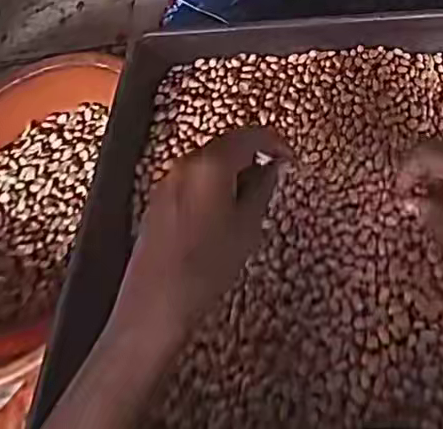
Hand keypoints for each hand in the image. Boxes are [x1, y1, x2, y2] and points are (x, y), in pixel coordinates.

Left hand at [109, 125, 289, 348]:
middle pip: (228, 143)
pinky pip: (194, 176)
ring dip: (234, 170)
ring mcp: (169, 179)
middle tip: (274, 175)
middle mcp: (187, 163)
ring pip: (211, 160)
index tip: (289, 157)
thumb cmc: (204, 269)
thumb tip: (273, 167)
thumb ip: (263, 187)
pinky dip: (214, 182)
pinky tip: (224, 211)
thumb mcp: (247, 226)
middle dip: (254, 155)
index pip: (251, 135)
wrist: (154, 307)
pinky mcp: (160, 198)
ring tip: (252, 198)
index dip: (275, 143)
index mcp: (211, 164)